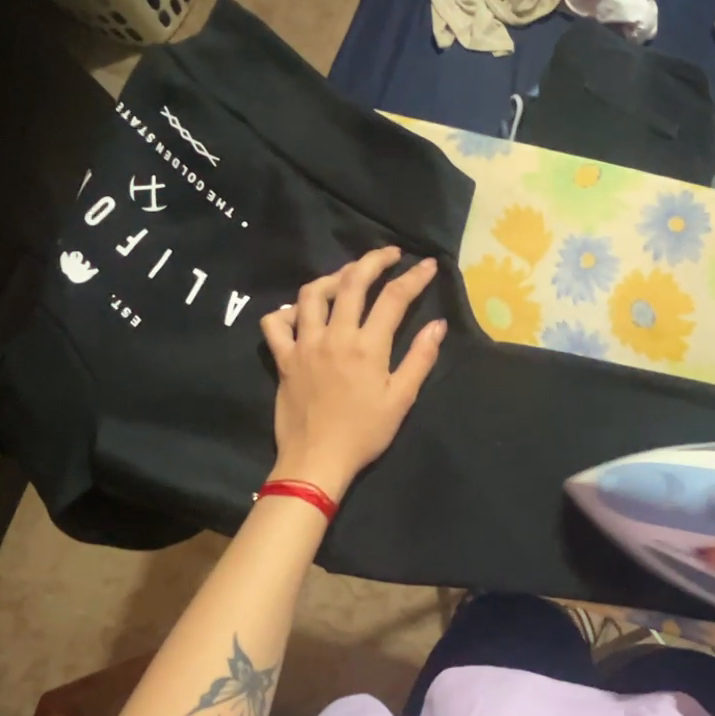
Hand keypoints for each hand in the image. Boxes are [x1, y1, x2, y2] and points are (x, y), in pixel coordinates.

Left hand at [258, 248, 445, 498]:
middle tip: (389, 254)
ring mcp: (304, 344)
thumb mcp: (400, 400)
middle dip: (373, 260)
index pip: (394, 298)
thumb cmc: (364, 434)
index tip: (427, 265)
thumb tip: (438, 325)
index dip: (414, 277)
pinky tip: (300, 312)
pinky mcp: (283, 358)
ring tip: (347, 277)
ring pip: (312, 294)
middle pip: (352, 282)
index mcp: (367, 346)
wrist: (316, 461)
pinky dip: (286, 311)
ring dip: (332, 277)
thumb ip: (420, 359)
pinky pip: (276, 323)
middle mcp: (334, 336)